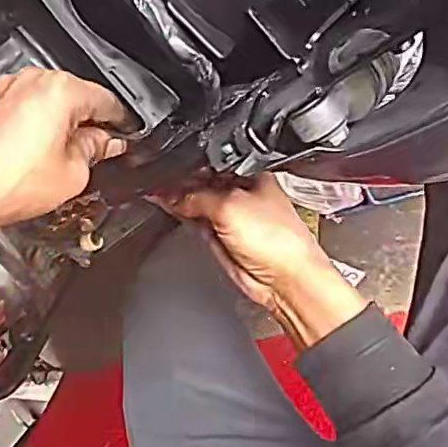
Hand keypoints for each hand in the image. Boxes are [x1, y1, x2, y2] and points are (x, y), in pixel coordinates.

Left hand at [0, 69, 132, 263]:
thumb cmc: (6, 183)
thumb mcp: (73, 173)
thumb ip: (96, 150)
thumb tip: (106, 142)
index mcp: (60, 90)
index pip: (108, 100)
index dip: (124, 123)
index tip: (128, 136)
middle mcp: (33, 81)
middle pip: (80, 97)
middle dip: (94, 123)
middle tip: (103, 152)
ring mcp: (10, 90)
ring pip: (54, 102)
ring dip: (67, 125)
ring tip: (71, 159)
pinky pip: (31, 108)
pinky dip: (42, 125)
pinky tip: (44, 155)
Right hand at [158, 176, 366, 348]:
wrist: (286, 279)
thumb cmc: (278, 241)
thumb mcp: (229, 206)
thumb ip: (197, 197)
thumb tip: (172, 195)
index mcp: (253, 179)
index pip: (213, 167)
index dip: (191, 169)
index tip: (169, 173)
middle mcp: (244, 197)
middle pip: (204, 185)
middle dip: (183, 185)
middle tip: (161, 185)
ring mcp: (234, 220)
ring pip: (200, 206)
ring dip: (181, 202)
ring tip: (162, 196)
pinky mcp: (225, 241)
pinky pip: (200, 225)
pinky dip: (187, 219)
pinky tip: (174, 211)